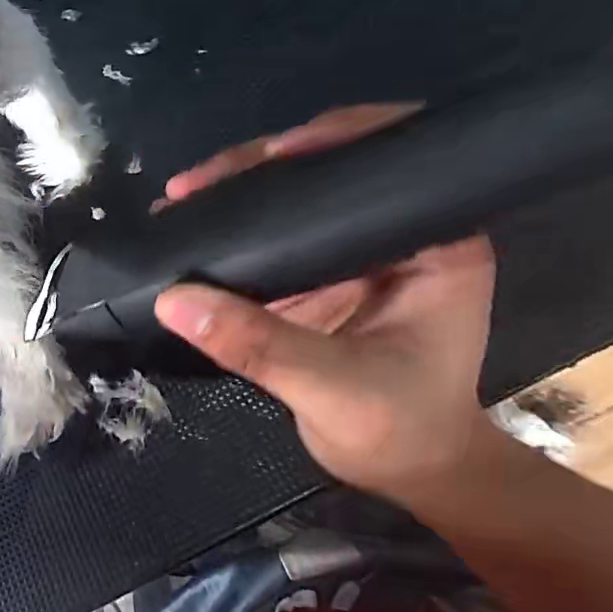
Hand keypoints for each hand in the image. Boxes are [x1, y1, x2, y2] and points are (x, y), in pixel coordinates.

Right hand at [151, 104, 499, 499]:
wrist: (410, 472)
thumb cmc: (400, 430)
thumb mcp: (333, 389)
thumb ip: (259, 344)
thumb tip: (173, 299)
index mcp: (439, 243)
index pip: (394, 160)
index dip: (336, 139)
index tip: (273, 154)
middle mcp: (404, 231)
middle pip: (337, 167)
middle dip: (267, 163)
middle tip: (202, 179)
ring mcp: (363, 249)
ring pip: (304, 194)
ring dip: (247, 189)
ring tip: (187, 192)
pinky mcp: (330, 270)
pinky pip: (284, 231)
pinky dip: (243, 225)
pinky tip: (199, 220)